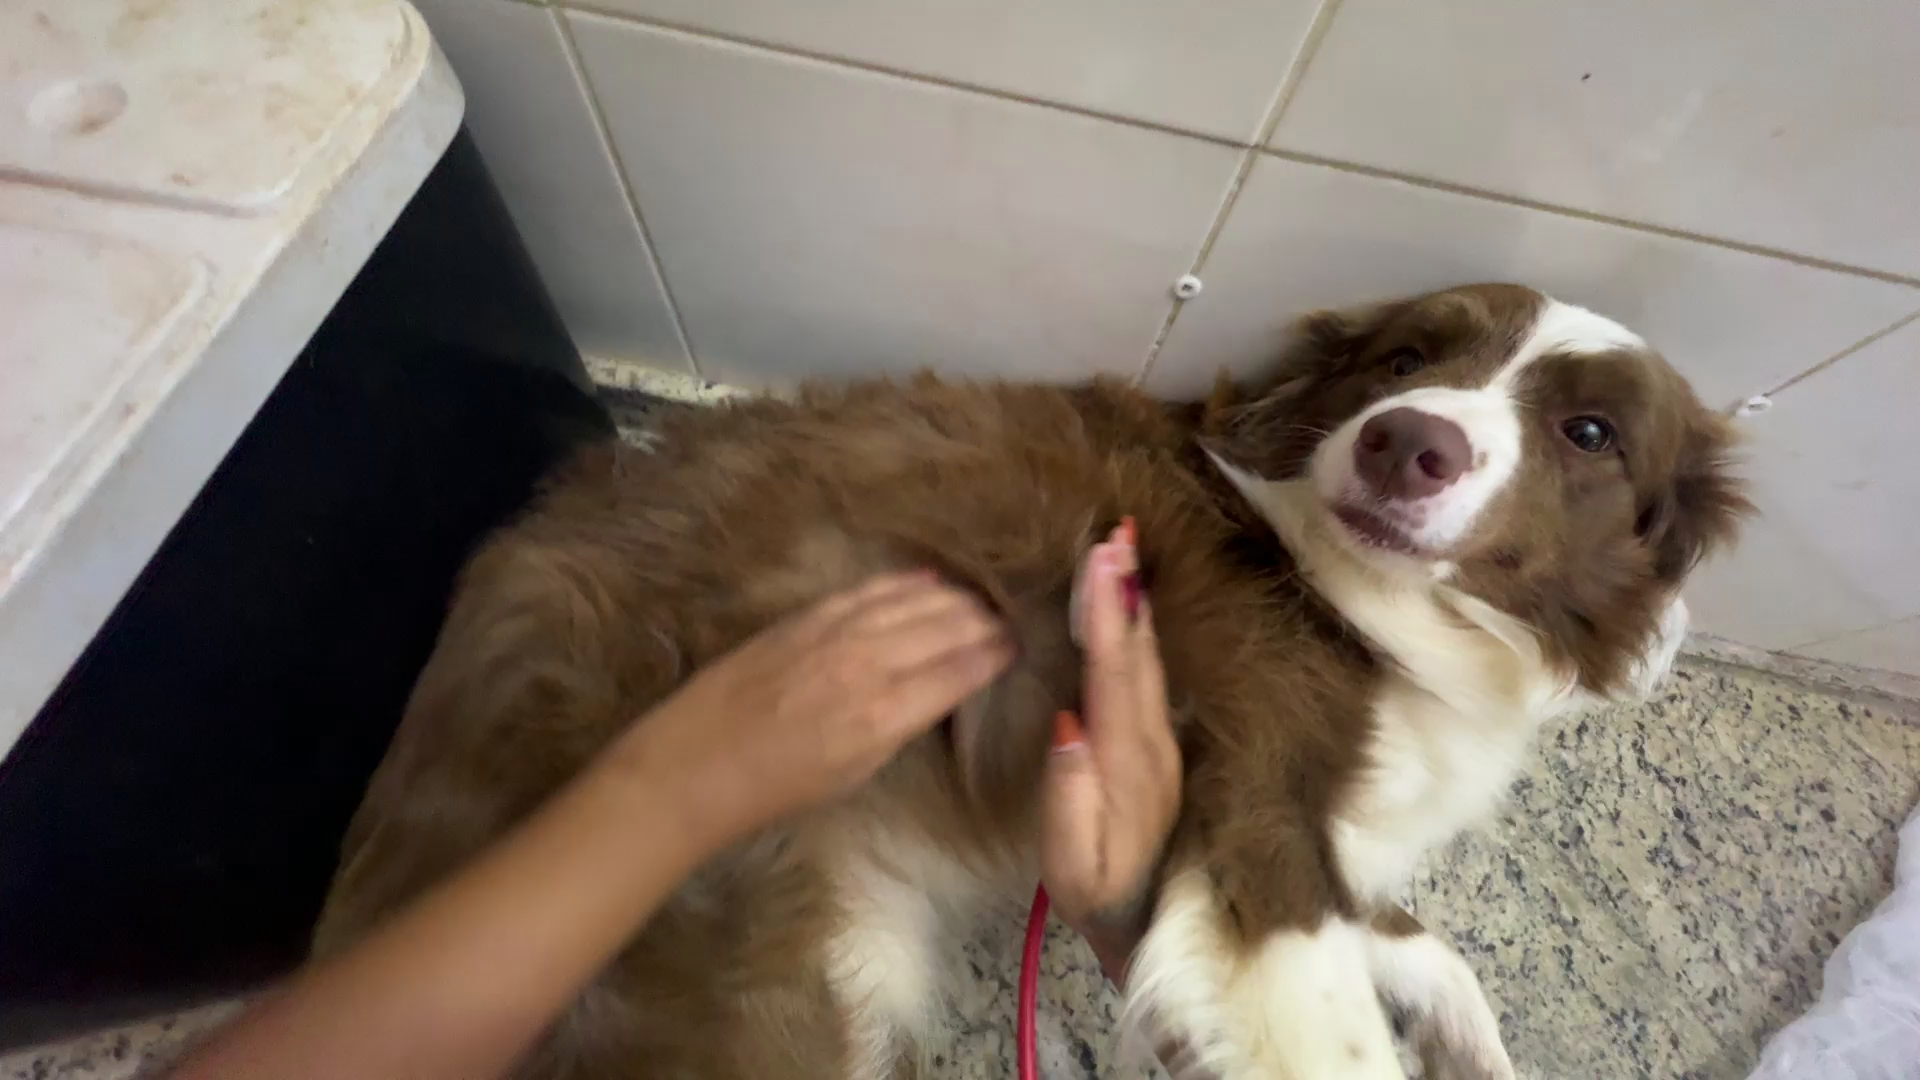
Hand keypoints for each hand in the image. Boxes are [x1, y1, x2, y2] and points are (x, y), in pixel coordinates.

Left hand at [612, 573, 1014, 849]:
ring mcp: (836, 631)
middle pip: (946, 626)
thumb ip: (903, 722)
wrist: (696, 764)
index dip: (996, 654)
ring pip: (914, 600)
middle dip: (983, 623)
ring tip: (976, 600)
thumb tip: (937, 687)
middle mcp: (868, 662)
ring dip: (953, 599)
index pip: (961, 669)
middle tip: (1005, 621)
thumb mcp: (857, 771)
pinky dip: (906, 584)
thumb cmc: (779, 787)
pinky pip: (871, 589)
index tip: (1016, 646)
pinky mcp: (808, 615)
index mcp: (885, 713)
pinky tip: (928, 581)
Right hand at [1041, 521, 1180, 972]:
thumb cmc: (1100, 891)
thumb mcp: (1073, 864)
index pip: (1115, 674)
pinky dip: (1141, 627)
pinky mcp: (1159, 737)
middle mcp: (1153, 738)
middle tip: (1119, 531)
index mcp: (1128, 760)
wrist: (1152, 920)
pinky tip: (1134, 604)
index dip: (1107, 615)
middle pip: (1140, 652)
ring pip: (1150, 656)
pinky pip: (1150, 669)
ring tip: (1126, 550)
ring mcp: (1162, 736)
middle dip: (1127, 589)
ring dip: (1136, 600)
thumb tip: (1066, 723)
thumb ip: (1069, 797)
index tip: (1103, 560)